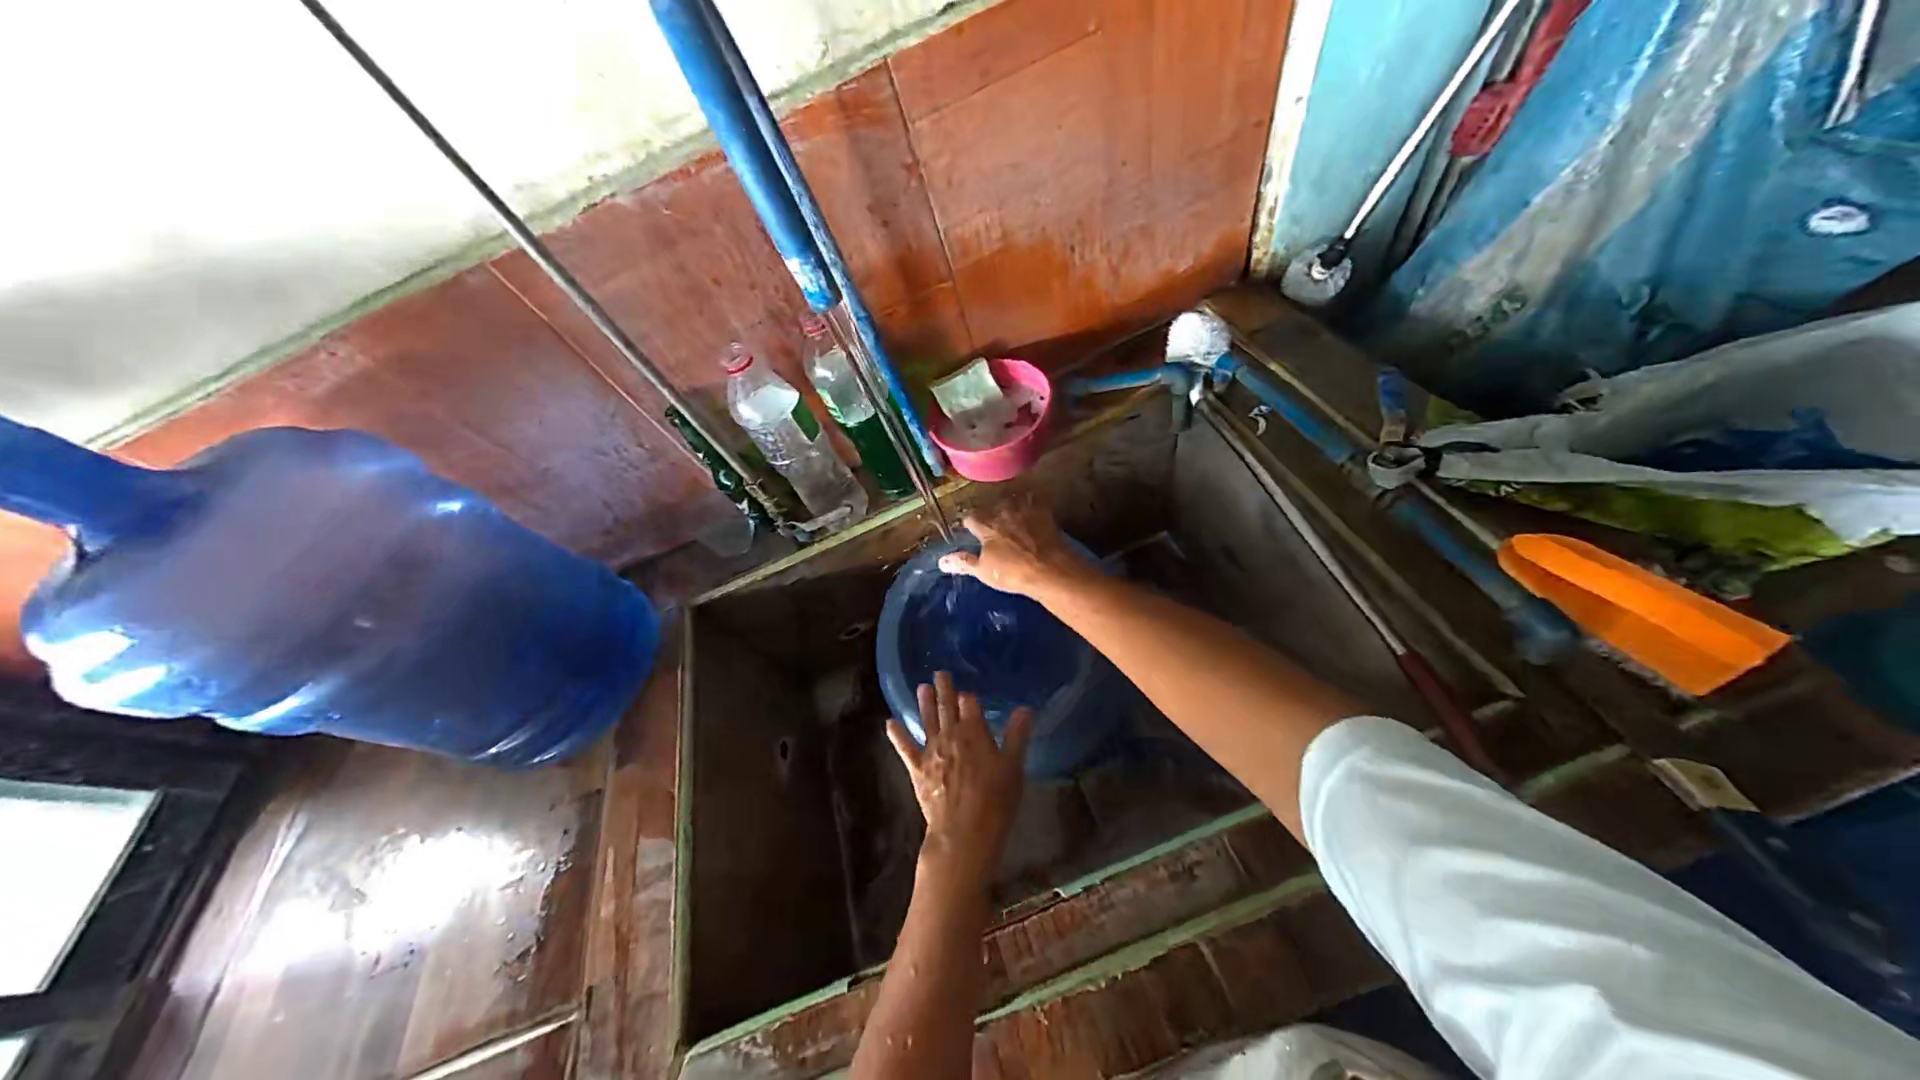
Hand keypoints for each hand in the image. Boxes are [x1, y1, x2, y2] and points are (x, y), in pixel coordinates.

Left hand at [887, 672, 1034, 884]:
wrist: (963, 833)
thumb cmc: (995, 801)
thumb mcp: (1013, 768)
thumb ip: (1017, 736)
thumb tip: (1025, 709)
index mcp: (974, 732)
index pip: (971, 704)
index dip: (970, 697)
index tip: (969, 691)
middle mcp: (950, 736)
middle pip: (947, 707)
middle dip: (945, 689)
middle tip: (940, 673)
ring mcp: (931, 752)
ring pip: (927, 720)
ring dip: (925, 703)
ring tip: (921, 687)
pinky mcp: (918, 769)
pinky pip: (905, 747)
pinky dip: (897, 734)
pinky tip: (889, 723)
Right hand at [937, 498, 1094, 600]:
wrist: (1051, 569)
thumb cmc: (1013, 573)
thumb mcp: (984, 571)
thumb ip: (963, 562)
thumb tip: (942, 561)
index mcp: (985, 525)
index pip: (970, 517)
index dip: (970, 524)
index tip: (971, 530)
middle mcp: (1002, 511)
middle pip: (991, 507)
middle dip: (990, 515)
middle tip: (993, 527)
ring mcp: (1025, 509)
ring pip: (1012, 501)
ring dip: (1010, 507)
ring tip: (1012, 517)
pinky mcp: (1044, 511)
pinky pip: (1034, 501)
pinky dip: (1031, 505)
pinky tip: (1033, 512)